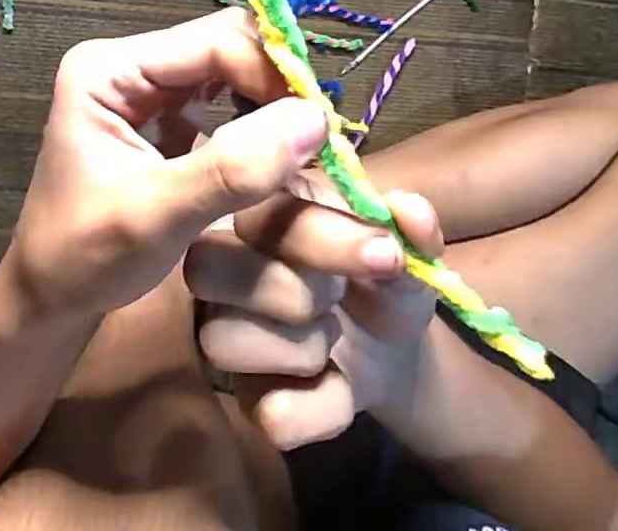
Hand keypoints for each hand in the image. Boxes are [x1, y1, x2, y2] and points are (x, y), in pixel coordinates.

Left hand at [7, 9, 329, 319]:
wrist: (51, 293)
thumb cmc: (84, 257)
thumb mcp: (155, 217)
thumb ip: (231, 170)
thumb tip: (314, 120)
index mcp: (108, 69)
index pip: (213, 42)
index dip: (273, 73)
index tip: (320, 123)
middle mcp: (131, 61)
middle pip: (227, 42)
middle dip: (277, 81)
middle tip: (318, 130)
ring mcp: (150, 82)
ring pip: (234, 63)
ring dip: (274, 95)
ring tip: (307, 136)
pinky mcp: (168, 109)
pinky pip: (229, 92)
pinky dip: (261, 113)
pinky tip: (280, 144)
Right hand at [186, 184, 445, 449]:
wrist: (394, 342)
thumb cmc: (383, 268)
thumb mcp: (406, 243)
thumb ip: (412, 223)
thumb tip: (410, 211)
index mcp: (260, 206)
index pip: (253, 211)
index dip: (318, 237)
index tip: (385, 254)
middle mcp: (224, 259)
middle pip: (205, 268)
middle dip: (295, 289)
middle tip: (340, 293)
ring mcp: (224, 329)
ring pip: (222, 339)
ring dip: (306, 345)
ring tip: (334, 333)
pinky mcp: (245, 397)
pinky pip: (271, 411)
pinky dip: (326, 404)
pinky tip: (340, 382)